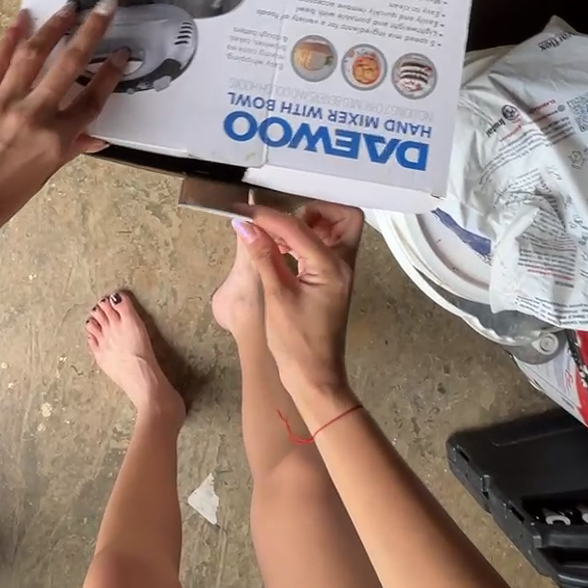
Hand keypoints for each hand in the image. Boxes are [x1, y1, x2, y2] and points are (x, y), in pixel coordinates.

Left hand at [0, 1, 126, 240]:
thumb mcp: (42, 178)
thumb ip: (68, 150)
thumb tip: (95, 137)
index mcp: (55, 141)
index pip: (92, 99)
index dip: (110, 74)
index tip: (122, 53)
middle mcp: (33, 116)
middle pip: (70, 65)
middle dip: (92, 32)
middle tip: (105, 6)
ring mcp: (2, 103)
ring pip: (34, 54)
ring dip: (54, 27)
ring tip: (69, 8)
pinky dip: (10, 38)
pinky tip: (22, 19)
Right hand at [233, 204, 361, 416]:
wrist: (314, 378)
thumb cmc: (297, 343)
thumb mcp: (277, 297)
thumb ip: (264, 255)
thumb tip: (246, 225)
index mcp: (332, 267)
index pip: (299, 227)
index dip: (269, 217)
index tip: (244, 213)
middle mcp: (343, 264)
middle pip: (343, 217)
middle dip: (314, 209)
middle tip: (282, 218)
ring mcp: (341, 273)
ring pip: (337, 230)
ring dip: (310, 223)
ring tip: (277, 233)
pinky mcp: (332, 281)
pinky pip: (326, 247)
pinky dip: (306, 239)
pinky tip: (281, 249)